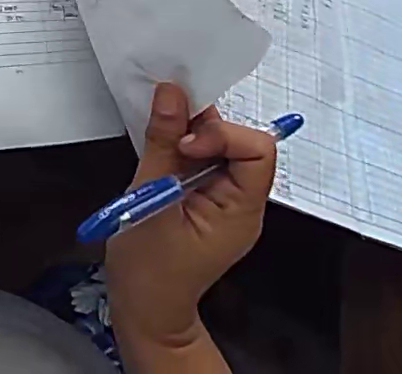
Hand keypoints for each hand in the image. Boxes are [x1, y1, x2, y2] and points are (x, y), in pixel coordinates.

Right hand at [103, 83, 276, 355]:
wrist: (144, 309)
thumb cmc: (148, 267)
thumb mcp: (150, 199)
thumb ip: (162, 142)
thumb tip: (171, 92)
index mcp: (241, 209)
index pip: (257, 151)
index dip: (222, 135)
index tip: (185, 143)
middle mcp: (241, 201)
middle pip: (238, 141)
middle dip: (202, 126)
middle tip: (165, 128)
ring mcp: (223, 198)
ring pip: (218, 144)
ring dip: (187, 132)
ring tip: (158, 140)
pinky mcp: (204, 195)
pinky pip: (202, 156)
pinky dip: (179, 143)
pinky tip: (158, 148)